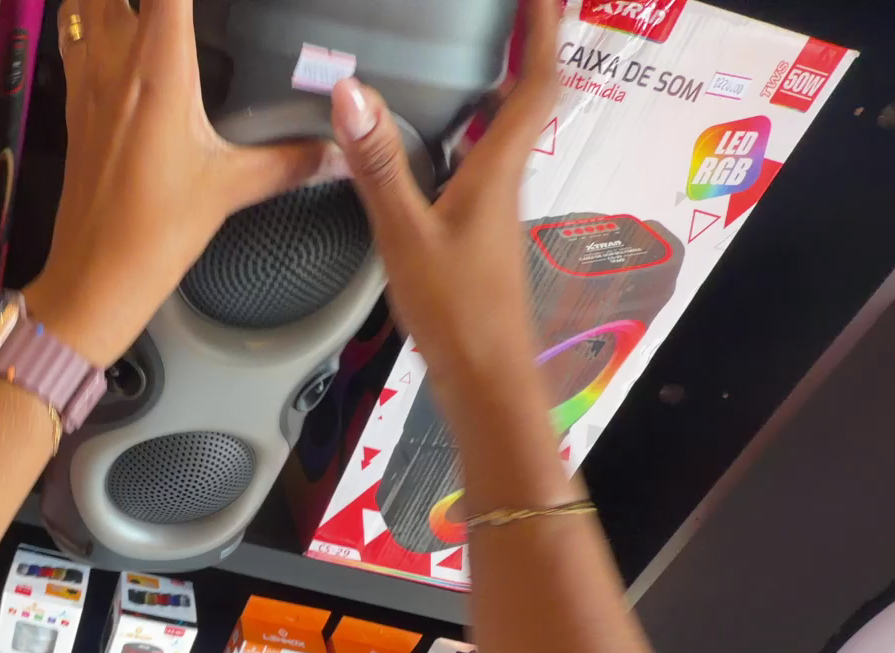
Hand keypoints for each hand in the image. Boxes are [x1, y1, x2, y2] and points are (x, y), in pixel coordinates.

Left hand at [23, 0, 336, 366]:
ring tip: (145, 5)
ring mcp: (85, 82)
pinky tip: (112, 31)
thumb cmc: (151, 236)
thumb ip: (287, 163)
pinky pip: (73, 38)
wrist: (93, 279)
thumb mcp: (227, 192)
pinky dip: (89, 17)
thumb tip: (336, 154)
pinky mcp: (73, 108)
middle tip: (179, 5)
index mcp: (157, 66)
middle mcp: (113, 61)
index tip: (222, 1)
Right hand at [329, 0, 560, 378]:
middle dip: (520, 48)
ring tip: (462, 65)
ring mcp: (492, 213)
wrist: (483, 374)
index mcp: (497, 169)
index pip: (536, 78)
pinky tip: (432, 152)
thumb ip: (379, 166)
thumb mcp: (407, 234)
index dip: (544, 24)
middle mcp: (503, 182)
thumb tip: (350, 92)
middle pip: (524, 101)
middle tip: (500, 16)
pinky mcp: (476, 238)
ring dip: (490, 95)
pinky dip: (463, 144)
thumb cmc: (455, 308)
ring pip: (498, 139)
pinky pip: (475, 171)